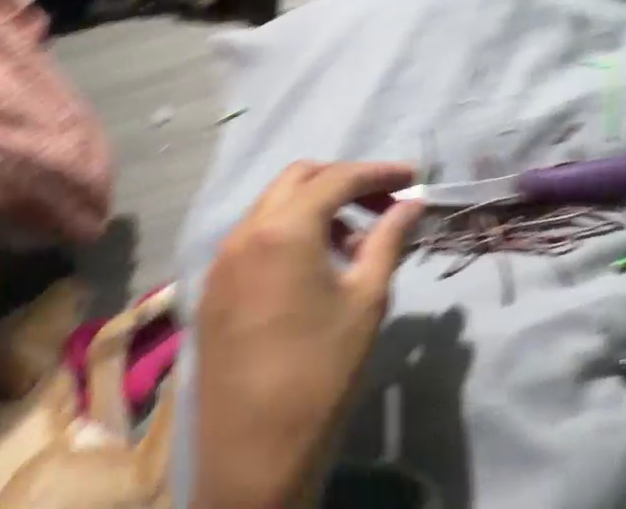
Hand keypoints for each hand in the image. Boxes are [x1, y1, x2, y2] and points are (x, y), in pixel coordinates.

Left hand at [192, 162, 424, 508]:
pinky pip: (254, 239)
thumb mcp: (367, 300)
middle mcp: (244, 233)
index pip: (337, 178)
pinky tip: (315, 268)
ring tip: (354, 241)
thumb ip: (388, 240)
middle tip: (384, 205)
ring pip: (272, 208)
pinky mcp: (212, 290)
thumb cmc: (321, 372)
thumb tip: (411, 204)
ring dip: (315, 208)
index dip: (378, 173)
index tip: (413, 178)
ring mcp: (222, 262)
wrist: (255, 453)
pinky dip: (288, 234)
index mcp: (283, 230)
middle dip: (344, 182)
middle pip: (298, 180)